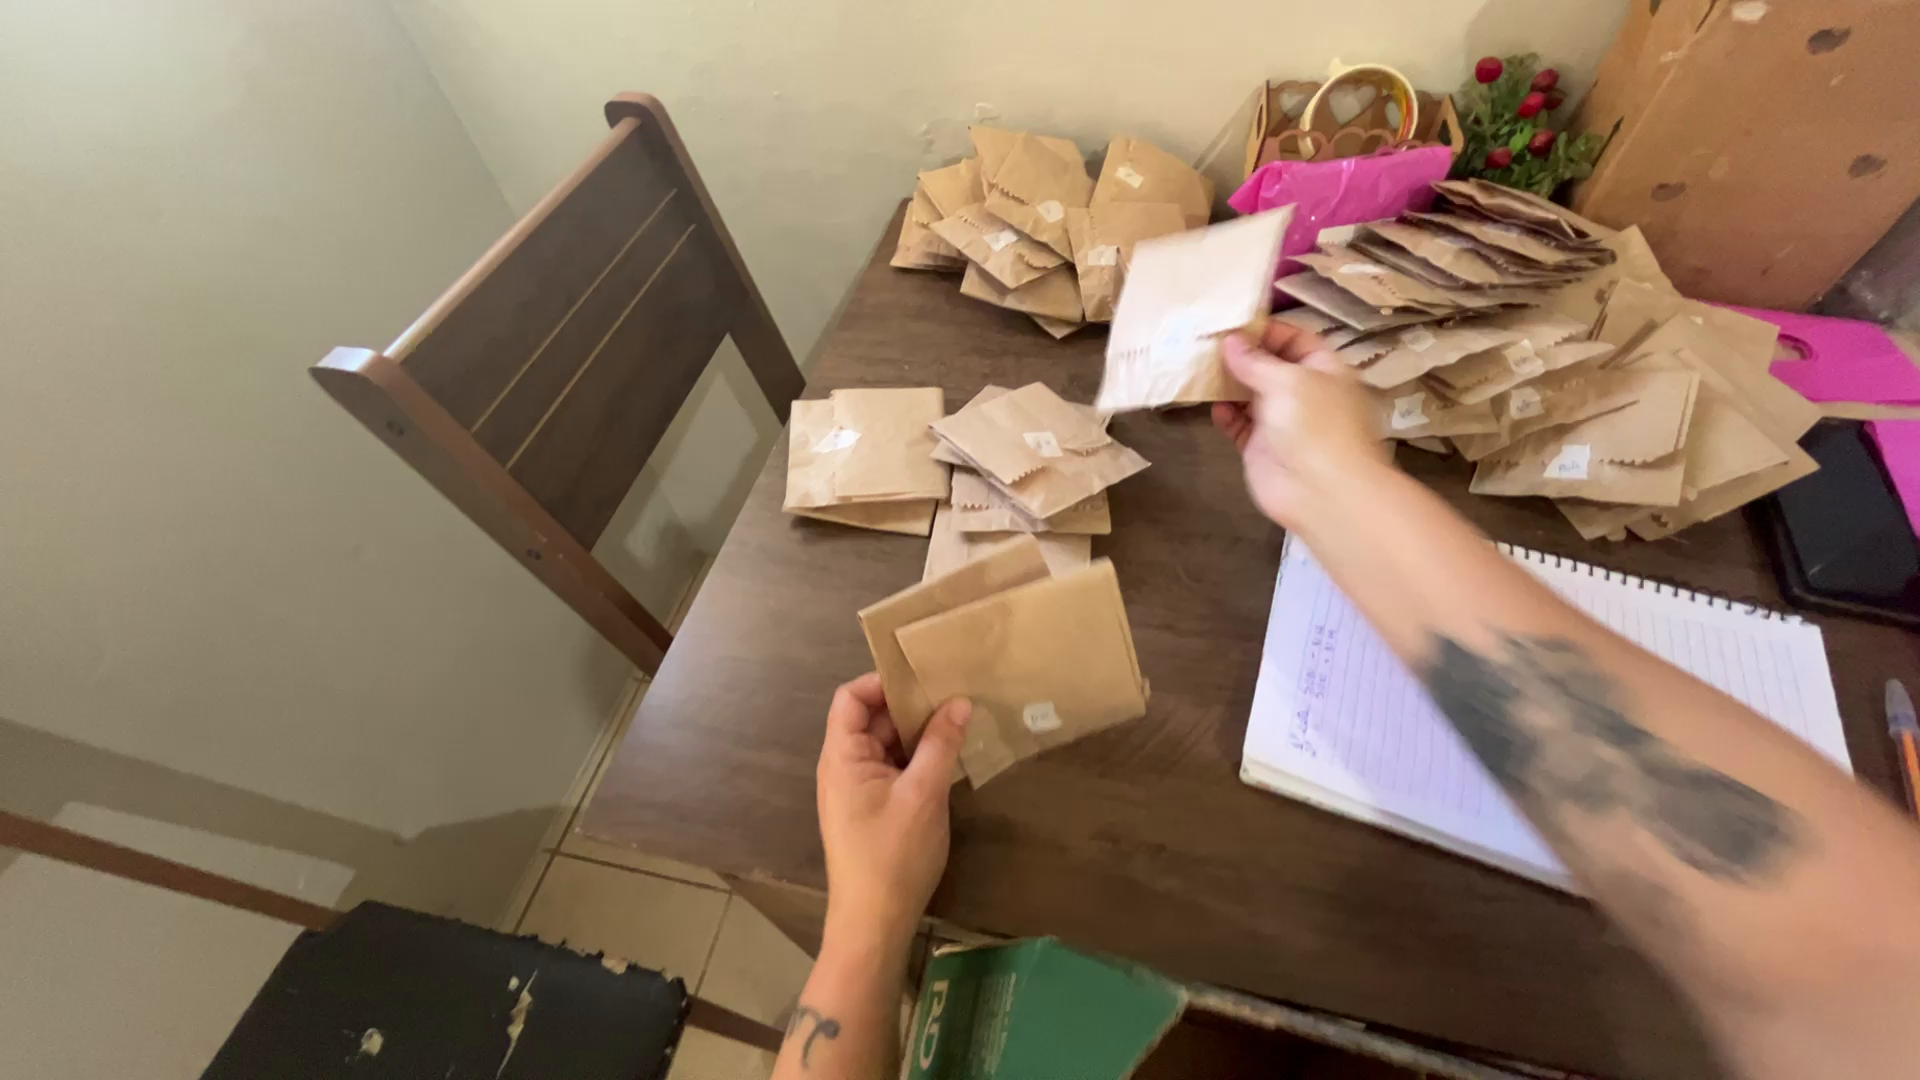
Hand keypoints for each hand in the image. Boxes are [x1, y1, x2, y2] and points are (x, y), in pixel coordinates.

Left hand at [816, 673, 969, 946]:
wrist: (874, 925)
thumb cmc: (892, 855)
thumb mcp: (924, 794)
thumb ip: (941, 744)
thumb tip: (960, 701)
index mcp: (842, 756)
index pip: (851, 697)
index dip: (882, 681)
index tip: (923, 678)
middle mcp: (844, 766)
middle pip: (871, 717)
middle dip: (909, 704)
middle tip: (952, 693)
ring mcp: (858, 788)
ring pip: (886, 743)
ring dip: (918, 732)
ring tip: (958, 719)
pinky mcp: (873, 807)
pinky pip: (894, 767)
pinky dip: (917, 757)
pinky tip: (949, 755)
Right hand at [1211, 321, 1390, 532]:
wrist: (1320, 491)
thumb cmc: (1315, 426)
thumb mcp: (1288, 381)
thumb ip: (1255, 361)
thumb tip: (1229, 340)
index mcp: (1323, 370)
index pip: (1296, 340)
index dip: (1267, 330)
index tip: (1232, 324)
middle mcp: (1303, 392)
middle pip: (1269, 366)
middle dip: (1241, 356)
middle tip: (1207, 344)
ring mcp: (1280, 421)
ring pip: (1250, 395)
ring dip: (1228, 384)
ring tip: (1202, 371)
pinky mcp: (1259, 446)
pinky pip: (1238, 424)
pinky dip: (1225, 414)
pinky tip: (1213, 406)